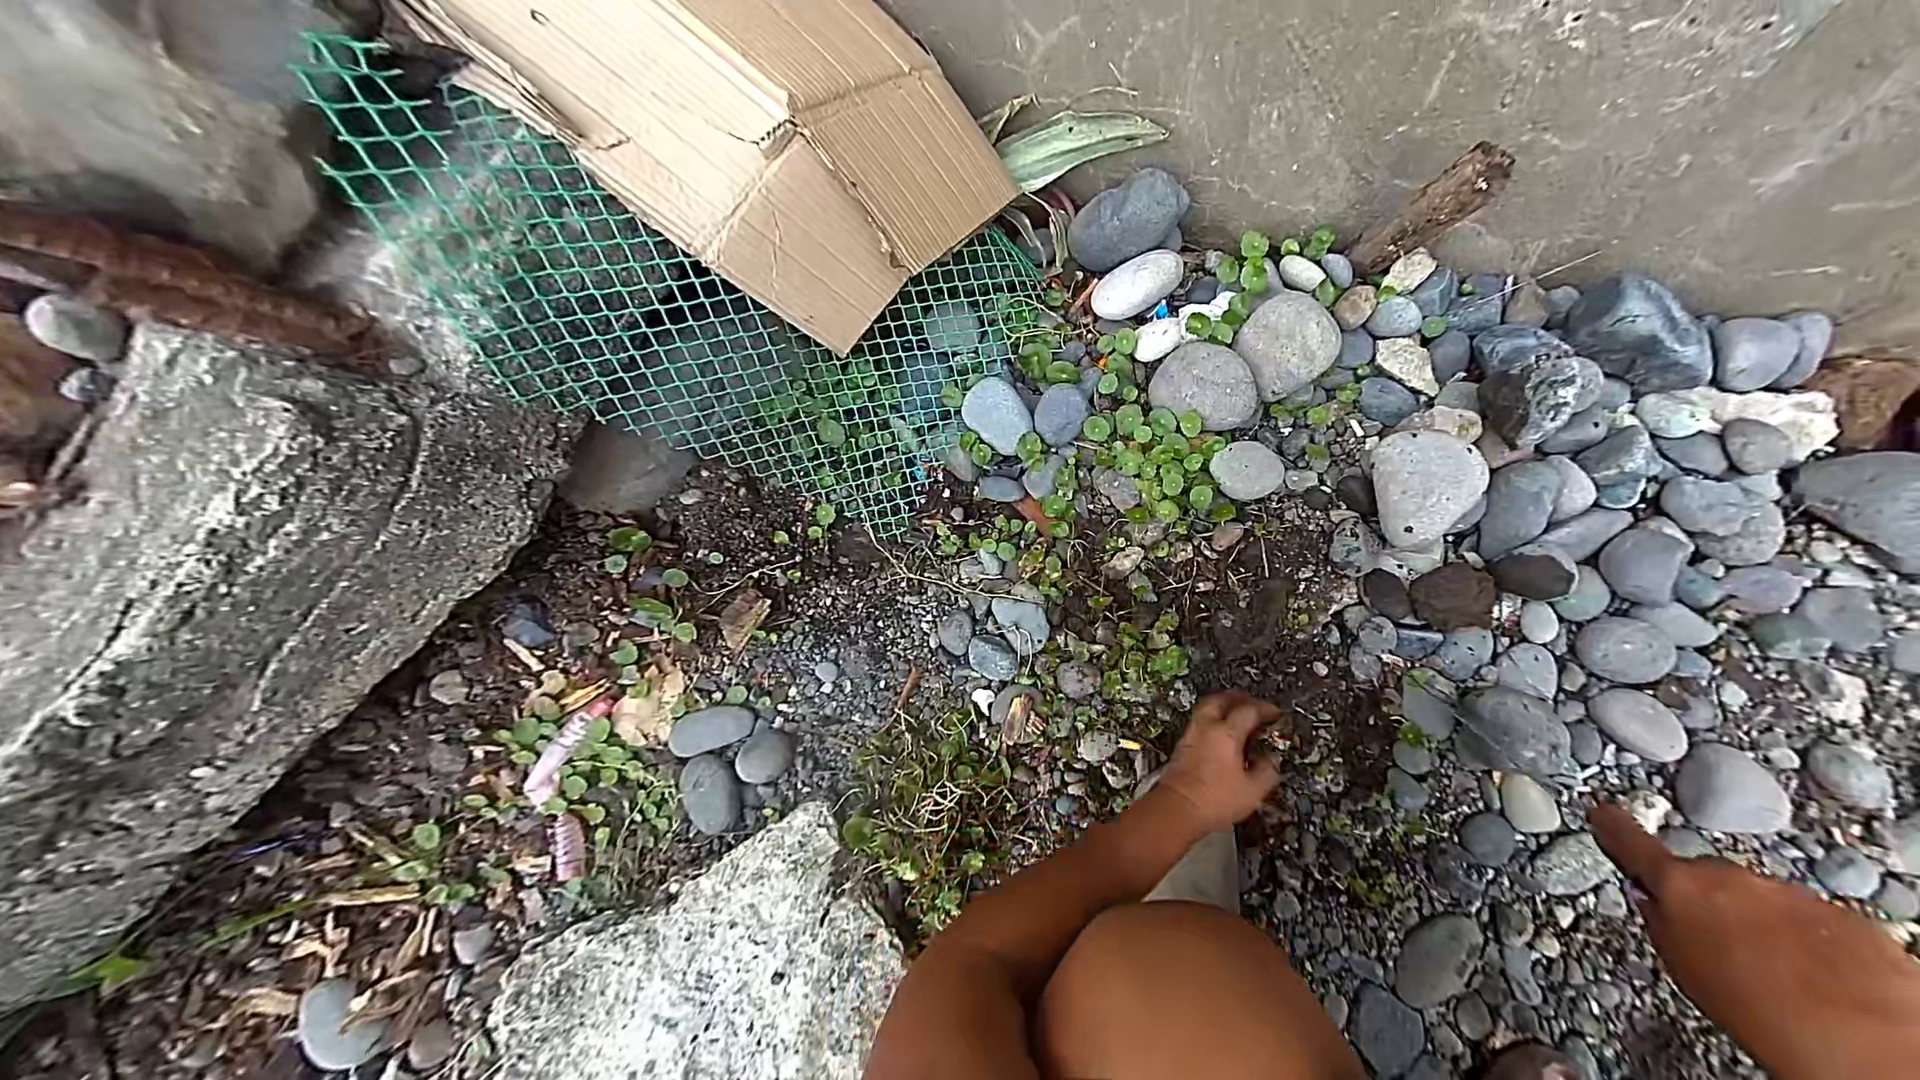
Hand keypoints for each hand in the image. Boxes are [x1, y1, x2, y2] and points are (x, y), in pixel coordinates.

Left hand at [1155, 690, 1282, 835]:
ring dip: (1222, 705)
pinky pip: (1199, 722)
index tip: (1274, 713)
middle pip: (1221, 699)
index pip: (1248, 711)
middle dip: (1239, 698)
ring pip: (1206, 708)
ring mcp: (1191, 735)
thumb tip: (1272, 761)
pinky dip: (1212, 719)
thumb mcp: (1253, 790)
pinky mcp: (1182, 745)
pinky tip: (1220, 733)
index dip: (1264, 709)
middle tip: (1252, 702)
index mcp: (1226, 734)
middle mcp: (1206, 728)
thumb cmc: (1214, 800)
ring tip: (1236, 713)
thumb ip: (1267, 771)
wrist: (1178, 808)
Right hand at [1590, 803, 1919, 1079]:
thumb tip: (1652, 902)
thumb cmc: (1762, 1012)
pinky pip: (1816, 921)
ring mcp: (1793, 895)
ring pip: (1763, 899)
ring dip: (1763, 924)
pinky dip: (1812, 943)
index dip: (1613, 826)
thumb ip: (1659, 921)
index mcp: (1679, 884)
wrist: (1872, 1048)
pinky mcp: (1849, 918)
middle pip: (1706, 877)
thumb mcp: (1682, 965)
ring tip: (1776, 973)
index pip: (1630, 842)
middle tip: (1715, 942)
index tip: (1604, 814)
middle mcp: (1733, 878)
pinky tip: (1819, 978)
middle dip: (1708, 900)